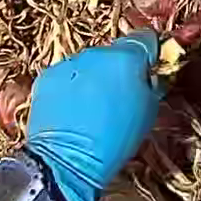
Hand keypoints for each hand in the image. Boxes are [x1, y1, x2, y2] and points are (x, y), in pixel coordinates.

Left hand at [24, 33, 163, 200]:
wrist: (66, 162)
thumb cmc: (115, 140)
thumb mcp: (149, 111)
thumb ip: (152, 83)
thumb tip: (150, 73)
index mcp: (127, 58)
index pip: (145, 38)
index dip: (150, 53)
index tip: (149, 68)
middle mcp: (97, 53)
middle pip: (116, 51)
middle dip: (120, 68)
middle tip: (121, 94)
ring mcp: (70, 63)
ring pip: (91, 63)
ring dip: (95, 76)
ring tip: (94, 106)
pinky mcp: (47, 76)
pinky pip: (68, 75)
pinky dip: (72, 86)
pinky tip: (73, 109)